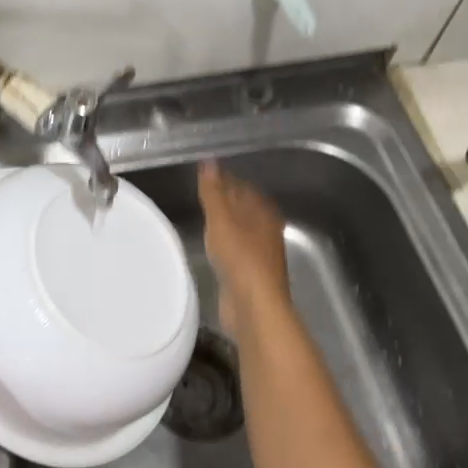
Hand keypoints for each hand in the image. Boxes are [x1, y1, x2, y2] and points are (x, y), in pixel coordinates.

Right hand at [198, 161, 288, 307]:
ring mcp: (260, 254)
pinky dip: (223, 244)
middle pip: (243, 209)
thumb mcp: (221, 219)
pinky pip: (234, 251)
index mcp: (264, 212)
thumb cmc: (239, 257)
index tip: (204, 175)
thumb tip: (208, 161)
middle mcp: (266, 230)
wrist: (253, 306)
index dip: (225, 179)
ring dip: (224, 224)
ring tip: (202, 217)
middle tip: (200, 194)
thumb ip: (213, 191)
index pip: (243, 187)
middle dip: (225, 201)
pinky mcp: (250, 275)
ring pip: (240, 230)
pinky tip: (211, 246)